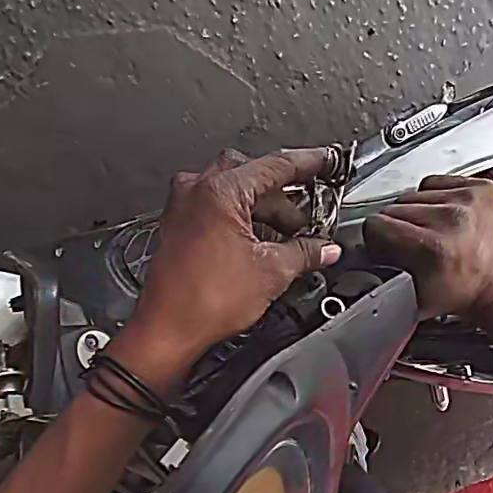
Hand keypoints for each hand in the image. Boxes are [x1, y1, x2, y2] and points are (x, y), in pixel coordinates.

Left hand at [118, 148, 344, 377]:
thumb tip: (324, 249)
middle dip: (286, 197)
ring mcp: (183, 208)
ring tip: (289, 236)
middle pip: (253, 177)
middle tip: (311, 214)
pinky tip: (260, 243)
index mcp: (219, 191)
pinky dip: (241, 221)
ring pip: (234, 194)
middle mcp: (196, 191)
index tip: (326, 161)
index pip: (275, 165)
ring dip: (264, 210)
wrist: (167, 331)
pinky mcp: (178, 228)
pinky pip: (216, 210)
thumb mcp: (271, 273)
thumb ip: (305, 253)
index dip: (309, 163)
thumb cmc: (201, 302)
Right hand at [363, 175, 492, 322]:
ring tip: (431, 232)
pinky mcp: (481, 188)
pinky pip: (437, 181)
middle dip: (397, 226)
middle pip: (394, 207)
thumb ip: (382, 271)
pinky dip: (435, 197)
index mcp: (433, 247)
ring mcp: (469, 200)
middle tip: (414, 245)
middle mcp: (452, 219)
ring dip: (417, 212)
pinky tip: (445, 217)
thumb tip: (359, 251)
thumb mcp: (411, 294)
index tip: (385, 246)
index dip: (376, 237)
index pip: (377, 224)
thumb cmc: (458, 292)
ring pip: (414, 193)